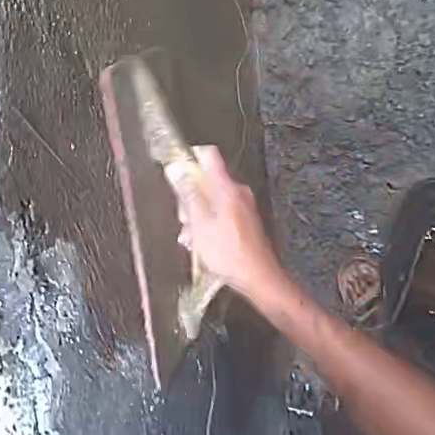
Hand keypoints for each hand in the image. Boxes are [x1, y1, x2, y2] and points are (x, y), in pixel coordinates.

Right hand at [169, 145, 287, 301]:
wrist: (258, 278)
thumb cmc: (230, 253)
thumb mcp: (199, 222)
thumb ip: (187, 193)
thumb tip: (175, 168)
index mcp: (227, 188)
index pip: (207, 156)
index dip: (189, 160)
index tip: (176, 173)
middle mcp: (238, 192)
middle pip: (207, 180)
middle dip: (190, 197)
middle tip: (185, 218)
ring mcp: (243, 207)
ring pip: (212, 200)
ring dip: (197, 215)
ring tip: (191, 237)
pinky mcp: (244, 221)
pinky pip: (220, 213)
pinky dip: (208, 224)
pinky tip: (201, 243)